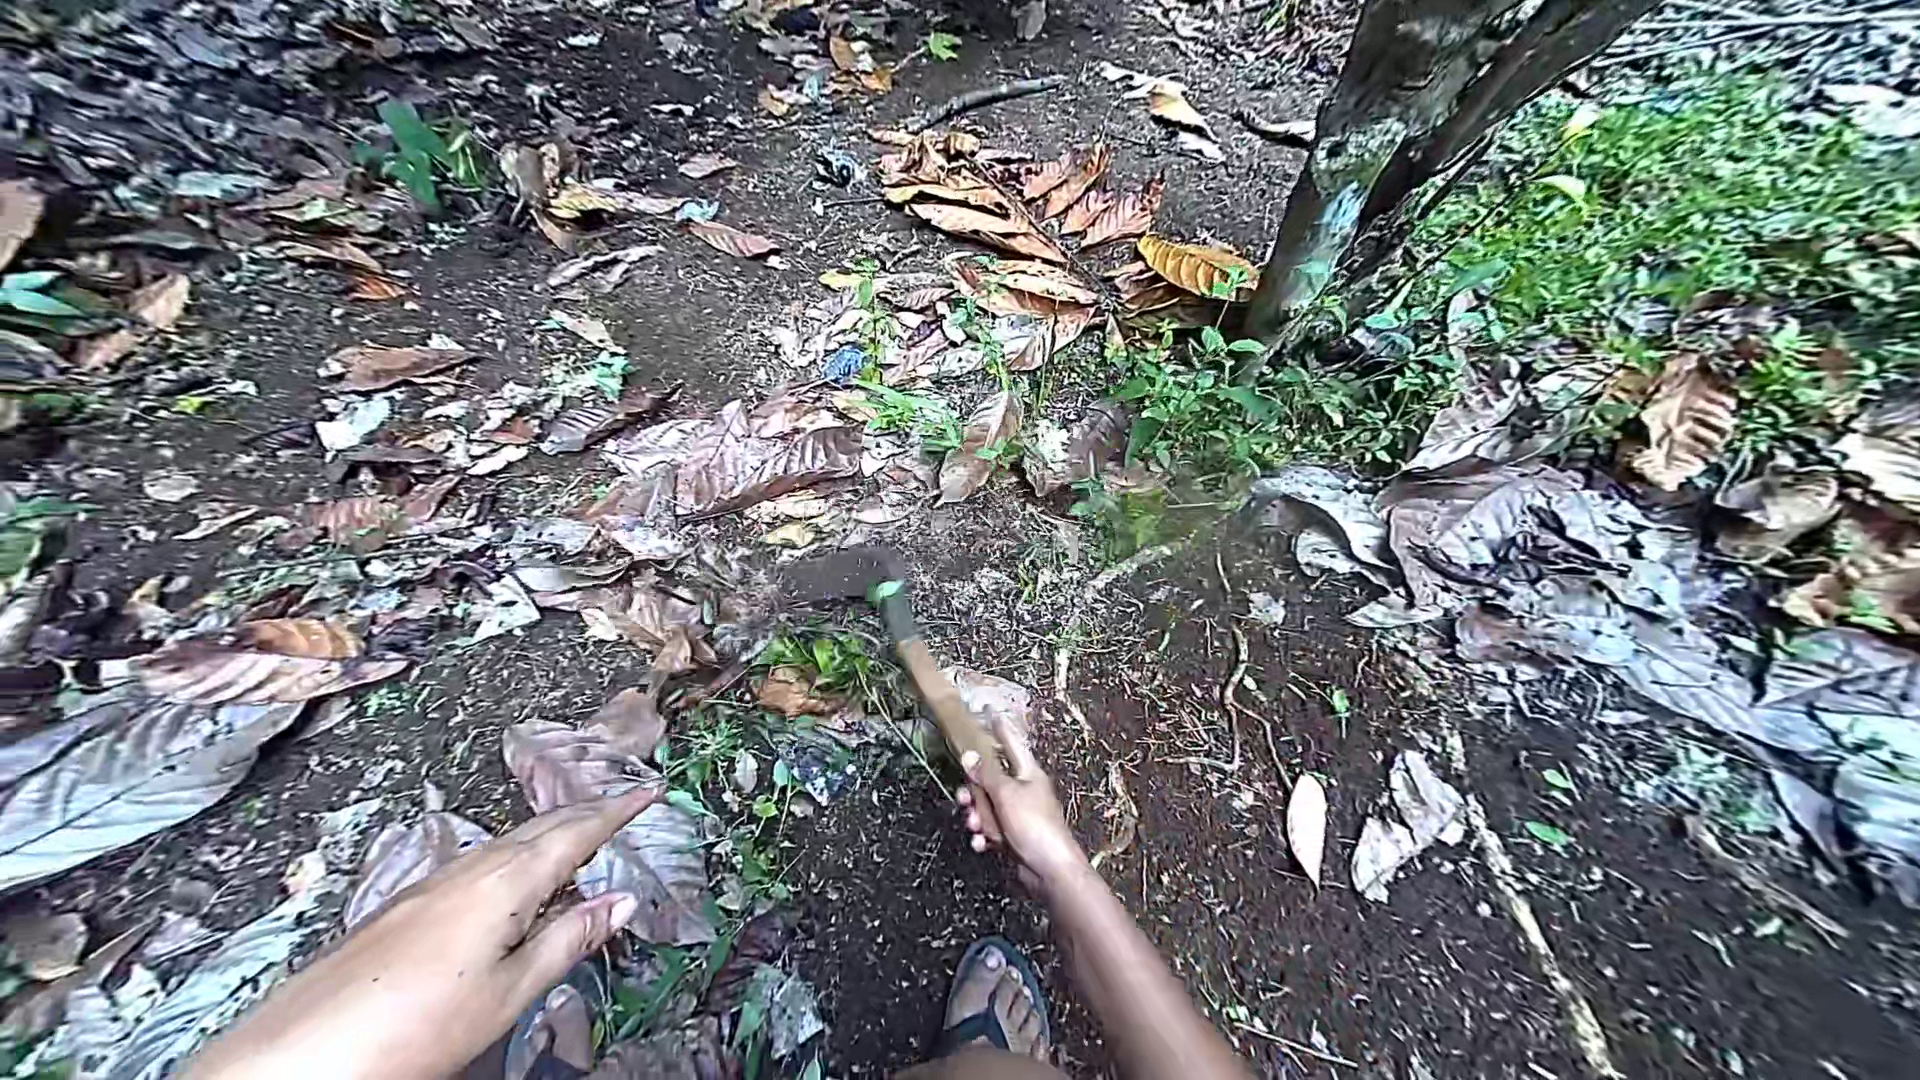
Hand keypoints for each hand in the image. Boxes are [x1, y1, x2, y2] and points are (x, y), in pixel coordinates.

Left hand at [185, 788, 658, 1079]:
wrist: (281, 1067)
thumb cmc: (412, 1030)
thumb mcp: (508, 993)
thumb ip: (570, 940)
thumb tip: (624, 901)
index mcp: (508, 882)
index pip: (578, 831)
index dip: (619, 809)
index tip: (651, 791)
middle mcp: (472, 868)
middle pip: (544, 825)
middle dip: (589, 810)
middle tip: (623, 804)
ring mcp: (433, 883)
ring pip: (510, 839)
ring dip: (553, 829)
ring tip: (578, 833)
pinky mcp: (404, 904)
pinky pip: (481, 858)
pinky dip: (517, 851)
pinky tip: (511, 876)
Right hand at [957, 712, 1087, 890]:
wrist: (1050, 871)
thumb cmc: (1033, 825)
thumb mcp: (1006, 794)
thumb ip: (986, 774)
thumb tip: (969, 754)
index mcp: (1027, 772)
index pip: (1010, 741)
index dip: (998, 726)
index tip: (988, 709)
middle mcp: (1023, 789)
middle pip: (991, 778)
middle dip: (975, 790)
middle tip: (964, 797)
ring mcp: (1018, 813)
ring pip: (988, 805)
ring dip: (978, 816)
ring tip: (976, 825)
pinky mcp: (1014, 835)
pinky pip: (991, 828)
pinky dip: (984, 835)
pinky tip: (981, 843)